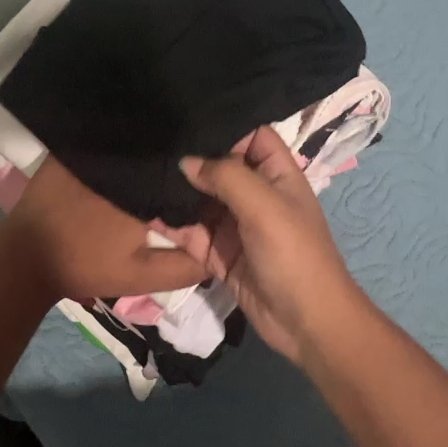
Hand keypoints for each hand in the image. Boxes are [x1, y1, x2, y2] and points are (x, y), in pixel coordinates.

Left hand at [1, 156, 206, 302]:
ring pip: (139, 141)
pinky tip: (134, 149)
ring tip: (167, 154)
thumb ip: (185, 266)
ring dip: (153, 146)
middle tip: (192, 169)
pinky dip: (125, 141)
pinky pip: (111, 136)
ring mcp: (97, 147)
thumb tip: (220, 245)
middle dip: (178, 158)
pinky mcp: (75, 145)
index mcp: (145, 187)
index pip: (185, 170)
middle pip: (163, 151)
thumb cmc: (87, 266)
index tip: (212, 181)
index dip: (201, 176)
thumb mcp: (142, 276)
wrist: (28, 259)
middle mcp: (124, 158)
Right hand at [160, 126, 365, 363]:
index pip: (253, 137)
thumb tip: (187, 162)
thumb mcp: (264, 205)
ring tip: (141, 178)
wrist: (306, 324)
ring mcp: (237, 226)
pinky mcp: (220, 255)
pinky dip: (172, 226)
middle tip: (151, 146)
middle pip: (221, 168)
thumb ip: (225, 176)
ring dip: (177, 194)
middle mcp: (257, 195)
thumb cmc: (293, 254)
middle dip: (191, 161)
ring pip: (201, 201)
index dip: (228, 129)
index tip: (189, 123)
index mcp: (278, 175)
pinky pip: (192, 234)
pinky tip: (146, 215)